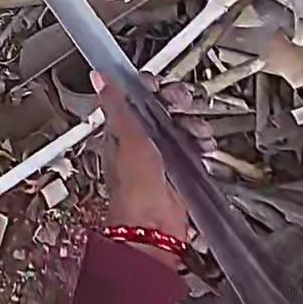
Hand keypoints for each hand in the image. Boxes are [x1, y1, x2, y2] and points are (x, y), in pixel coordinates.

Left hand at [95, 72, 189, 246]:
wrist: (154, 227)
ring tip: (196, 128)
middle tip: (182, 101)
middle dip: (174, 100)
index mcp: (121, 127)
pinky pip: (193, 145)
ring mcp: (159, 152)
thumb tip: (98, 76)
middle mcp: (139, 137)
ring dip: (191, 122)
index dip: (148, 86)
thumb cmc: (133, 186)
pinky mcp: (178, 167)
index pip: (134, 95)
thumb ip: (115, 104)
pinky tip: (204, 144)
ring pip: (179, 124)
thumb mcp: (126, 136)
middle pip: (160, 107)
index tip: (159, 84)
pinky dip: (201, 142)